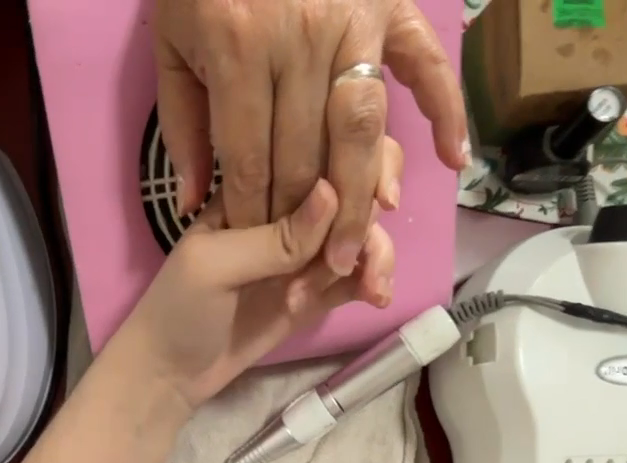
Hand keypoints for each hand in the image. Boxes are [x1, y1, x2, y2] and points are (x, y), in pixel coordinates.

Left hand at [114, 178, 394, 408]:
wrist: (171, 375)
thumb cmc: (178, 311)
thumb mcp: (215, 266)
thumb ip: (274, 237)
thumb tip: (333, 191)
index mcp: (255, 185)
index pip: (316, 153)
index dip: (355, 168)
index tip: (376, 199)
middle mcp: (286, 211)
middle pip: (351, 190)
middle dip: (366, 220)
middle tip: (354, 260)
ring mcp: (304, 253)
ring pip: (360, 234)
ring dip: (373, 257)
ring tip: (368, 291)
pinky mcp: (316, 293)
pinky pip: (356, 276)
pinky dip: (373, 282)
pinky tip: (377, 298)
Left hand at [153, 0, 467, 277]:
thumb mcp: (171, 48)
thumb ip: (182, 128)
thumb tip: (197, 203)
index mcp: (239, 50)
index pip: (251, 161)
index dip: (253, 216)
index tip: (257, 253)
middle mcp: (300, 39)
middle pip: (308, 158)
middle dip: (306, 225)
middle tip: (307, 272)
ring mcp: (353, 20)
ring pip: (361, 132)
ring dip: (362, 201)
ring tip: (358, 254)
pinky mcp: (389, 5)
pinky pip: (425, 64)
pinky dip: (446, 109)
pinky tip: (454, 160)